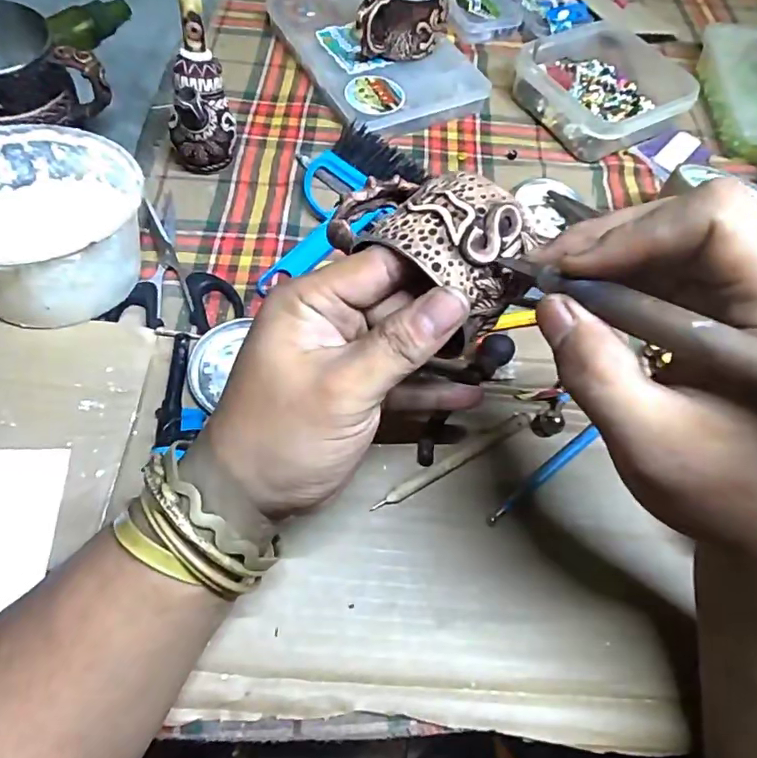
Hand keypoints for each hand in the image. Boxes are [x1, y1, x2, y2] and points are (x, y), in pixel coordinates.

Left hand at [192, 248, 482, 519]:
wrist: (250, 495)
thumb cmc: (285, 435)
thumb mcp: (344, 387)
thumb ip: (400, 343)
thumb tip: (456, 298)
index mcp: (313, 301)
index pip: (382, 265)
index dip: (433, 262)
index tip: (488, 262)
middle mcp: (330, 319)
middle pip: (399, 300)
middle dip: (448, 308)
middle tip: (506, 307)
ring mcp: (346, 355)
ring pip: (404, 341)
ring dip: (445, 350)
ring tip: (497, 351)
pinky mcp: (357, 388)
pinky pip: (399, 378)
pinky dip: (428, 387)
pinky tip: (469, 393)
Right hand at [533, 179, 756, 559]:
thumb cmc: (732, 499)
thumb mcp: (650, 444)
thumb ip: (597, 374)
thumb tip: (549, 306)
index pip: (719, 222)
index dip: (633, 234)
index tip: (564, 272)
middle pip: (698, 219)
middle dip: (612, 240)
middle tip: (545, 273)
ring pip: (684, 239)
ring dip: (613, 256)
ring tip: (556, 284)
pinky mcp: (746, 313)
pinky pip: (682, 272)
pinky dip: (627, 279)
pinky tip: (590, 301)